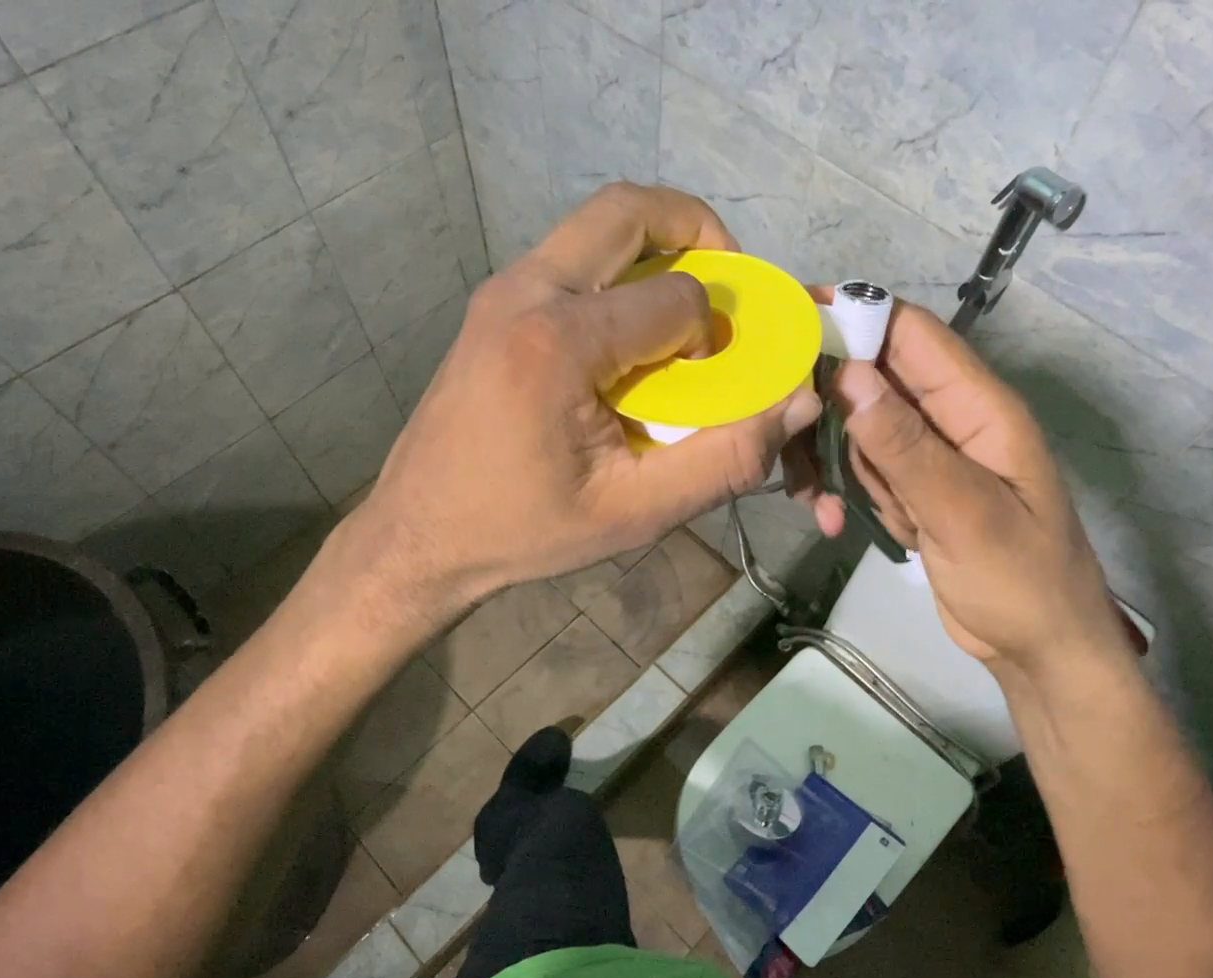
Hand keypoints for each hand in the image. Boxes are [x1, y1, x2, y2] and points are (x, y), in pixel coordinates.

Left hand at [348, 183, 820, 609]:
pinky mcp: (492, 305)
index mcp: (558, 343)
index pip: (674, 295)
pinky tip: (630, 339)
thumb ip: (722, 463)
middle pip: (627, 209)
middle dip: (697, 230)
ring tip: (683, 313)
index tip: (718, 376)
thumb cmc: (522, 531)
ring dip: (655, 249)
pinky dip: (618, 274)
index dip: (715, 329)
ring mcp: (500, 291)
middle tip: (727, 284)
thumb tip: (793, 408)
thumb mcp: (632, 514)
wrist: (419, 533)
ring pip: (595, 227)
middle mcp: (524, 293)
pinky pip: (571, 259)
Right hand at [818, 297, 1122, 669]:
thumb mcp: (962, 512)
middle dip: (833, 409)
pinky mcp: (917, 489)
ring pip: (863, 428)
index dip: (854, 316)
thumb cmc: (1019, 581)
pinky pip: (869, 468)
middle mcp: (954, 419)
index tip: (788, 325)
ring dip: (842, 461)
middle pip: (876, 378)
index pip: (912, 335)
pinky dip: (854, 491)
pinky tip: (855, 524)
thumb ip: (903, 445)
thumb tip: (847, 373)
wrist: (1042, 650)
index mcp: (980, 407)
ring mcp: (933, 456)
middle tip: (796, 448)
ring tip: (838, 506)